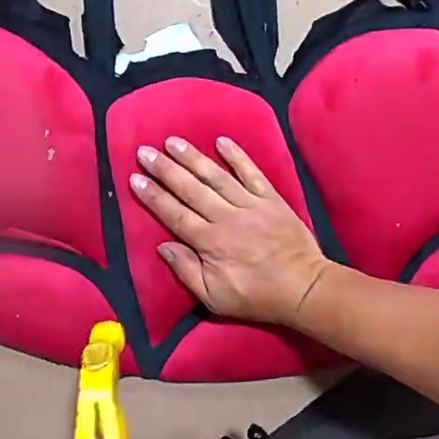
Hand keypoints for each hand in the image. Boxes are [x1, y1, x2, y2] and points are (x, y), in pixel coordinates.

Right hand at [129, 136, 331, 325]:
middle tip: (145, 151)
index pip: (174, 214)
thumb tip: (164, 247)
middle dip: (165, 169)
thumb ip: (187, 271)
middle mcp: (226, 217)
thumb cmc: (257, 297)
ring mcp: (250, 205)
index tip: (135, 178)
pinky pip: (251, 173)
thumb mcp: (215, 298)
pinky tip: (221, 141)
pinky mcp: (271, 199)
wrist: (303, 288)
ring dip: (192, 157)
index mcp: (210, 242)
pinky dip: (237, 156)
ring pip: (216, 176)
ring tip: (172, 141)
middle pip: (190, 189)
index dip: (153, 195)